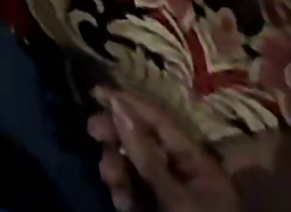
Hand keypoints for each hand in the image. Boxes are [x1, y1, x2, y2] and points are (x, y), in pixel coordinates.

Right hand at [87, 89, 238, 211]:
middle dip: (116, 135)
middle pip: (142, 138)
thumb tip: (117, 105)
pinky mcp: (156, 210)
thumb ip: (146, 154)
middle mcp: (183, 171)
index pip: (159, 119)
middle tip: (92, 132)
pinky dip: (122, 190)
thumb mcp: (175, 198)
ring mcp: (170, 193)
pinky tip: (120, 202)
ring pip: (133, 164)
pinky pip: (133, 189)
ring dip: (116, 166)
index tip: (96, 90)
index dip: (128, 101)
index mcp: (197, 162)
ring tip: (111, 181)